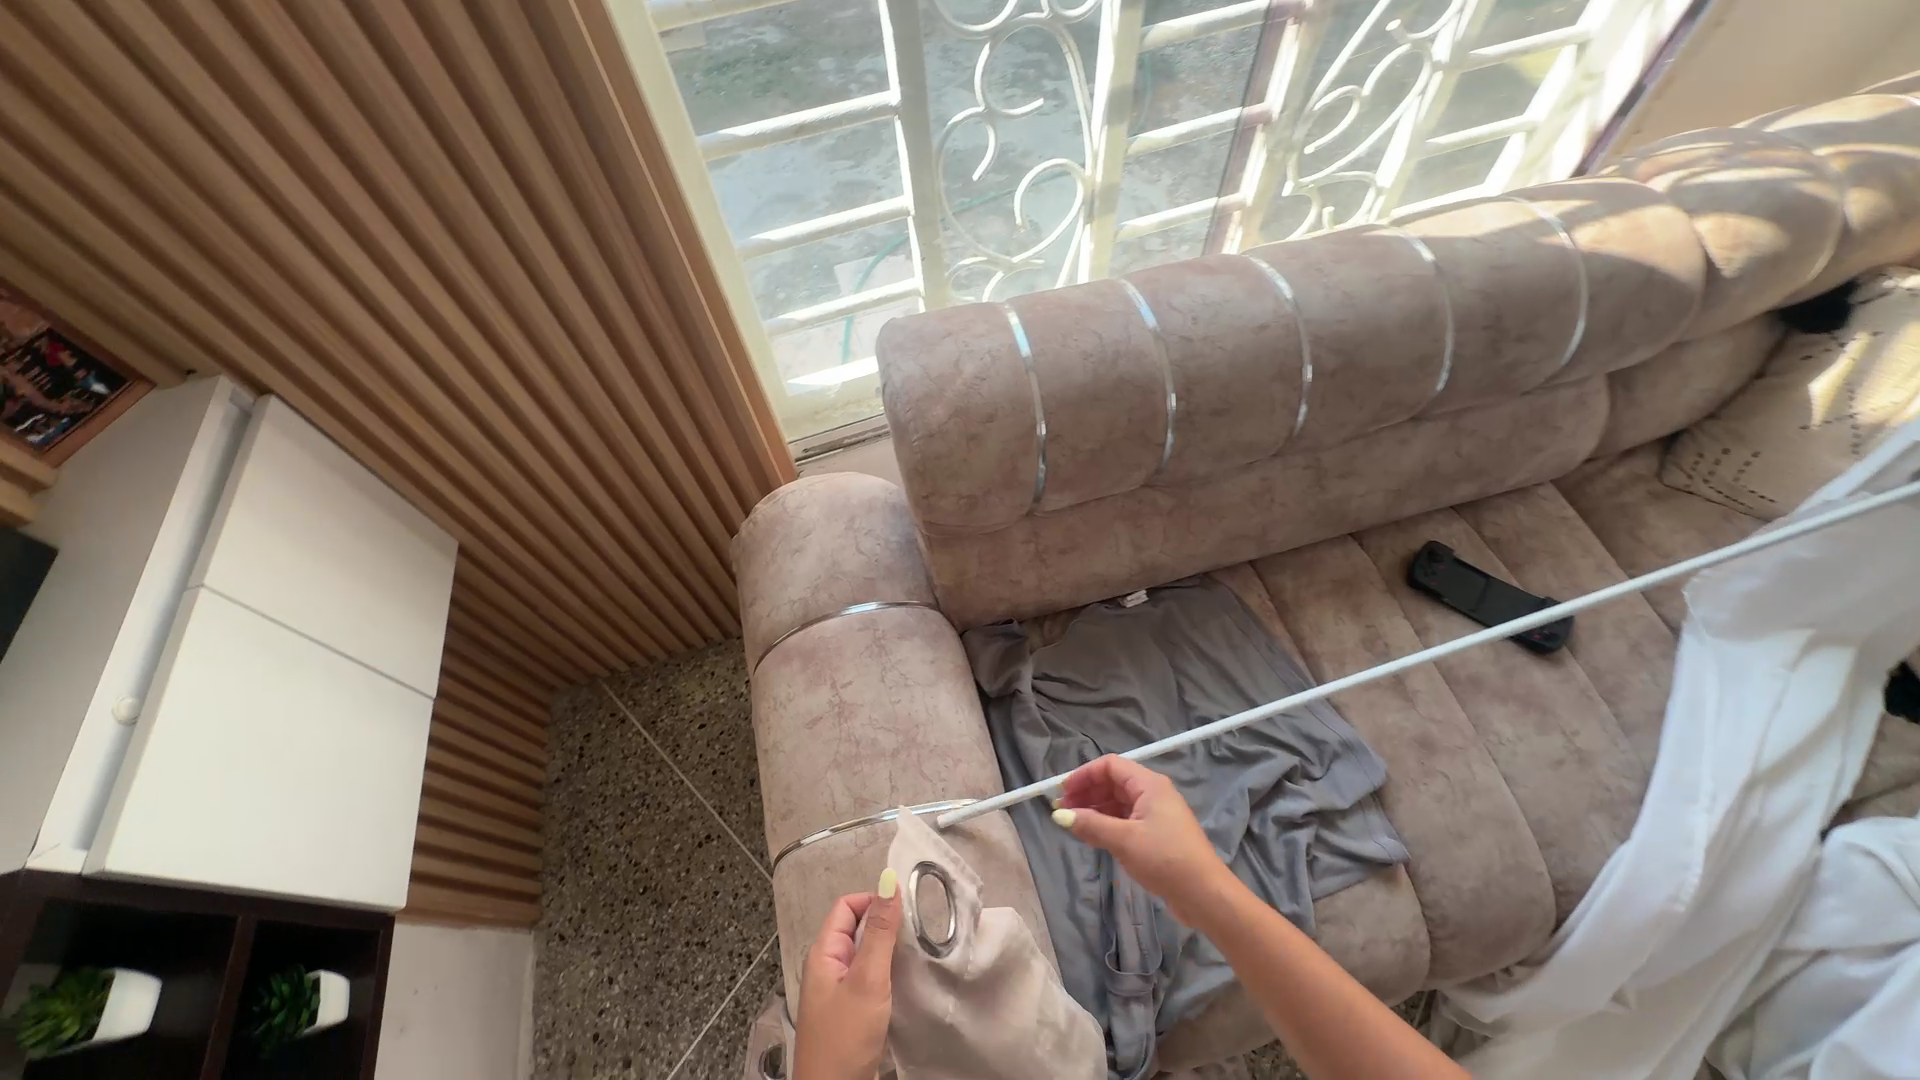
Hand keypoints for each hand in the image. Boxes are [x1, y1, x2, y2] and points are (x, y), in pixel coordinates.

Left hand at [792, 872, 900, 1079]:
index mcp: (824, 952)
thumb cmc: (846, 1036)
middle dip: (885, 927)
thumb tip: (888, 880)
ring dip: (888, 952)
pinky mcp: (849, 1012)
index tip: (904, 912)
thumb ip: (879, 931)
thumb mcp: (867, 980)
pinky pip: (868, 979)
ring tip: (914, 957)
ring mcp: (837, 991)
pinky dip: (886, 976)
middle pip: (857, 928)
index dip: (874, 901)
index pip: (847, 906)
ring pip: (865, 955)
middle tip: (915, 935)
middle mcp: (827, 966)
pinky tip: (904, 984)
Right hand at [1054, 755, 1237, 925]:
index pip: (1110, 766)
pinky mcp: (1157, 834)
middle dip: (1087, 793)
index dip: (1084, 775)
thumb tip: (1060, 816)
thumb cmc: (1165, 859)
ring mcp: (1157, 814)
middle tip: (1063, 811)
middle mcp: (1153, 793)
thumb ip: (1090, 825)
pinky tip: (1093, 836)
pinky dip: (1107, 824)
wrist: (1205, 895)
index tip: (1062, 793)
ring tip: (1074, 825)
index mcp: (1149, 784)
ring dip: (1095, 810)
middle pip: (1113, 782)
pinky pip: (1126, 820)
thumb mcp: (1124, 840)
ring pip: (1118, 802)